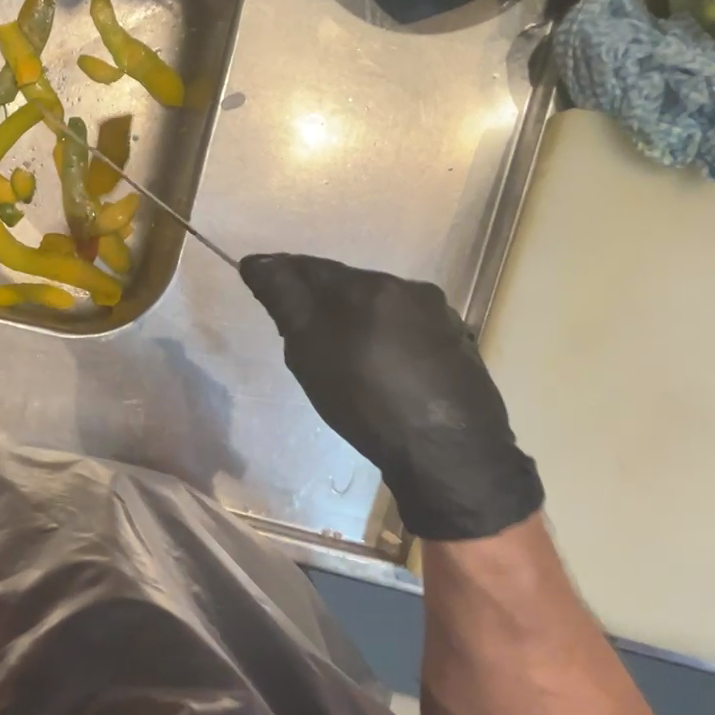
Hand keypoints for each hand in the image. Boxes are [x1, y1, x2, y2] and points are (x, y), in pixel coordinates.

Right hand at [239, 253, 542, 540]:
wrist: (448, 452)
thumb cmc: (364, 399)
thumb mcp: (308, 352)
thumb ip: (283, 300)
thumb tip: (258, 262)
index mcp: (368, 286)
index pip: (309, 266)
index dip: (280, 273)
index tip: (258, 286)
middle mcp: (408, 289)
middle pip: (346, 284)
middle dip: (317, 298)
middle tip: (292, 326)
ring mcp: (439, 316)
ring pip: (378, 305)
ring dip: (352, 317)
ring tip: (334, 349)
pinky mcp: (457, 344)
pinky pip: (405, 327)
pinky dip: (381, 336)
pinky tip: (376, 365)